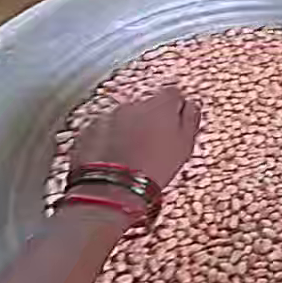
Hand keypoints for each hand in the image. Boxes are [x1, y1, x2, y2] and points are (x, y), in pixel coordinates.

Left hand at [70, 85, 201, 190]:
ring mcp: (109, 116)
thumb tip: (191, 105)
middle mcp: (134, 105)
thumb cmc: (152, 170)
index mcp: (161, 107)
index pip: (173, 93)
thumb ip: (190, 119)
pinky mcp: (89, 129)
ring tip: (134, 154)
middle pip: (147, 105)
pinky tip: (116, 157)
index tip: (177, 117)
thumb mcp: (184, 146)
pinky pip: (104, 129)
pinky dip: (110, 138)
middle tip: (156, 144)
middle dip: (151, 119)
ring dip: (130, 128)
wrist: (111, 189)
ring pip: (125, 117)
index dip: (176, 106)